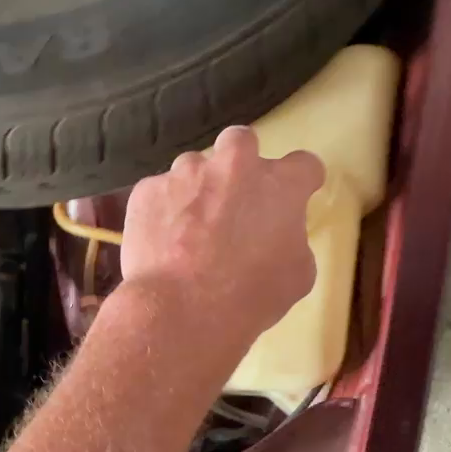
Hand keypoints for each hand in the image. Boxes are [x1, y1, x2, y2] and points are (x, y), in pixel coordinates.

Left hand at [117, 126, 326, 352]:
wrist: (181, 309)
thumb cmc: (249, 298)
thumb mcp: (296, 275)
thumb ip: (291, 239)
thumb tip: (278, 234)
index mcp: (280, 184)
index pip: (303, 165)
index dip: (299, 182)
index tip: (291, 197)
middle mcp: (234, 165)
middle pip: (241, 142)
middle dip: (239, 163)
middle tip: (232, 199)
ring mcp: (185, 173)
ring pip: (192, 169)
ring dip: (195, 190)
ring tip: (187, 230)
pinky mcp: (147, 189)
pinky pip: (158, 193)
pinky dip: (161, 211)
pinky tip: (160, 242)